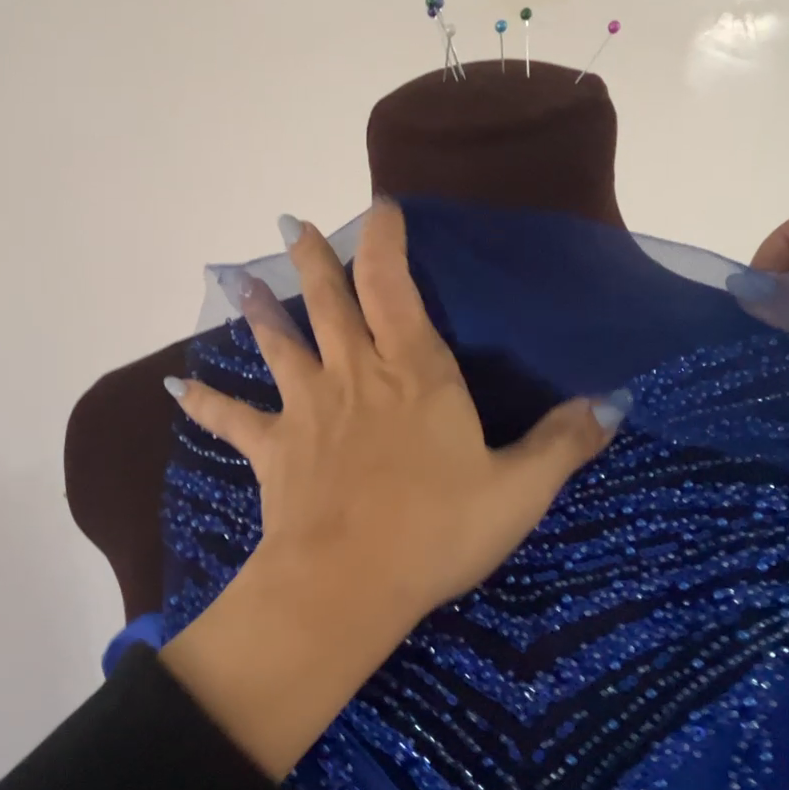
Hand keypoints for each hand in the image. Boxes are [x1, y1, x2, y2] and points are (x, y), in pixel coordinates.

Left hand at [157, 201, 618, 779]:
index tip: (378, 208)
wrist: (350, 582)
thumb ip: (564, 443)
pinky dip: (204, 402)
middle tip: (294, 225)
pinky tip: (174, 387)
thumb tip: (614, 403)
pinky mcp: (273, 449)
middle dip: (315, 260)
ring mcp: (307, 410)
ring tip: (234, 276)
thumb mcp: (518, 491)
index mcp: (415, 373)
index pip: (395, 289)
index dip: (385, 243)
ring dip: (259, 309)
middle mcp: (356, 376)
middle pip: (330, 303)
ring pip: (279, 345)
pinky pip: (232, 419)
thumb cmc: (437, 531)